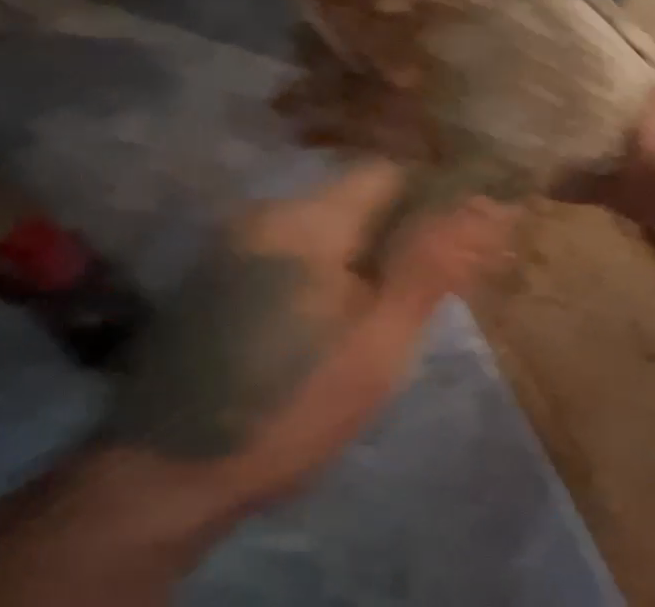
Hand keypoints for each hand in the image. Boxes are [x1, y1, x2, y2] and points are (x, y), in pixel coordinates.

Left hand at [106, 162, 518, 515]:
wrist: (165, 482)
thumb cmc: (290, 406)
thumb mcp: (378, 340)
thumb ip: (432, 264)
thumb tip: (489, 203)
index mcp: (307, 220)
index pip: (391, 172)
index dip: (436, 197)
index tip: (463, 244)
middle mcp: (266, 216)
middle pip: (359, 201)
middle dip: (402, 237)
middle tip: (426, 297)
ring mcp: (235, 248)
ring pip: (328, 232)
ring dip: (365, 262)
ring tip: (382, 320)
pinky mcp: (219, 282)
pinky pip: (295, 257)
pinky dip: (328, 278)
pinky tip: (330, 330)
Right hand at [564, 84, 654, 226]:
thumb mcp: (621, 191)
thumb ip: (586, 186)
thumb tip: (547, 183)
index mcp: (632, 98)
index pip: (599, 97)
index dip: (588, 114)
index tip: (575, 127)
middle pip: (635, 105)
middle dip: (625, 125)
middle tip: (613, 147)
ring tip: (648, 158)